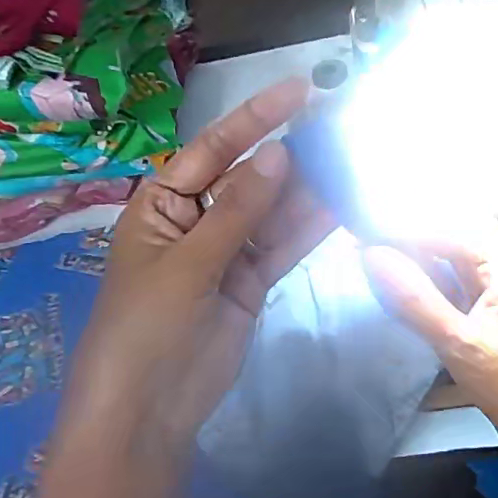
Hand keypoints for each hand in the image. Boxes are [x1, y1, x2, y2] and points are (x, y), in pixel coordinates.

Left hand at [67, 78, 333, 448]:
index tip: (300, 89)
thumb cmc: (145, 326)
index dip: (255, 119)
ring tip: (353, 162)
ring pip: (271, 213)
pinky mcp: (249, 283)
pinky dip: (307, 229)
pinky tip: (341, 205)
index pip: (213, 150)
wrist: (146, 408)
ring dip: (307, 191)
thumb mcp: (187, 264)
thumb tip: (280, 154)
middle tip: (342, 129)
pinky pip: (280, 247)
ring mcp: (225, 253)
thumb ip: (237, 212)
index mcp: (162, 203)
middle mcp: (195, 220)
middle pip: (248, 179)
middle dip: (290, 157)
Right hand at [362, 239, 497, 468]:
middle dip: (406, 254)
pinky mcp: (497, 308)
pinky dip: (431, 292)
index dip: (399, 239)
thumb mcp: (454, 339)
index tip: (359, 242)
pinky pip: (458, 287)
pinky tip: (403, 297)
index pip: (442, 236)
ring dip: (416, 273)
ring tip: (375, 273)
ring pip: (450, 268)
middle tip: (363, 258)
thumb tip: (373, 256)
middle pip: (447, 248)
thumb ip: (413, 296)